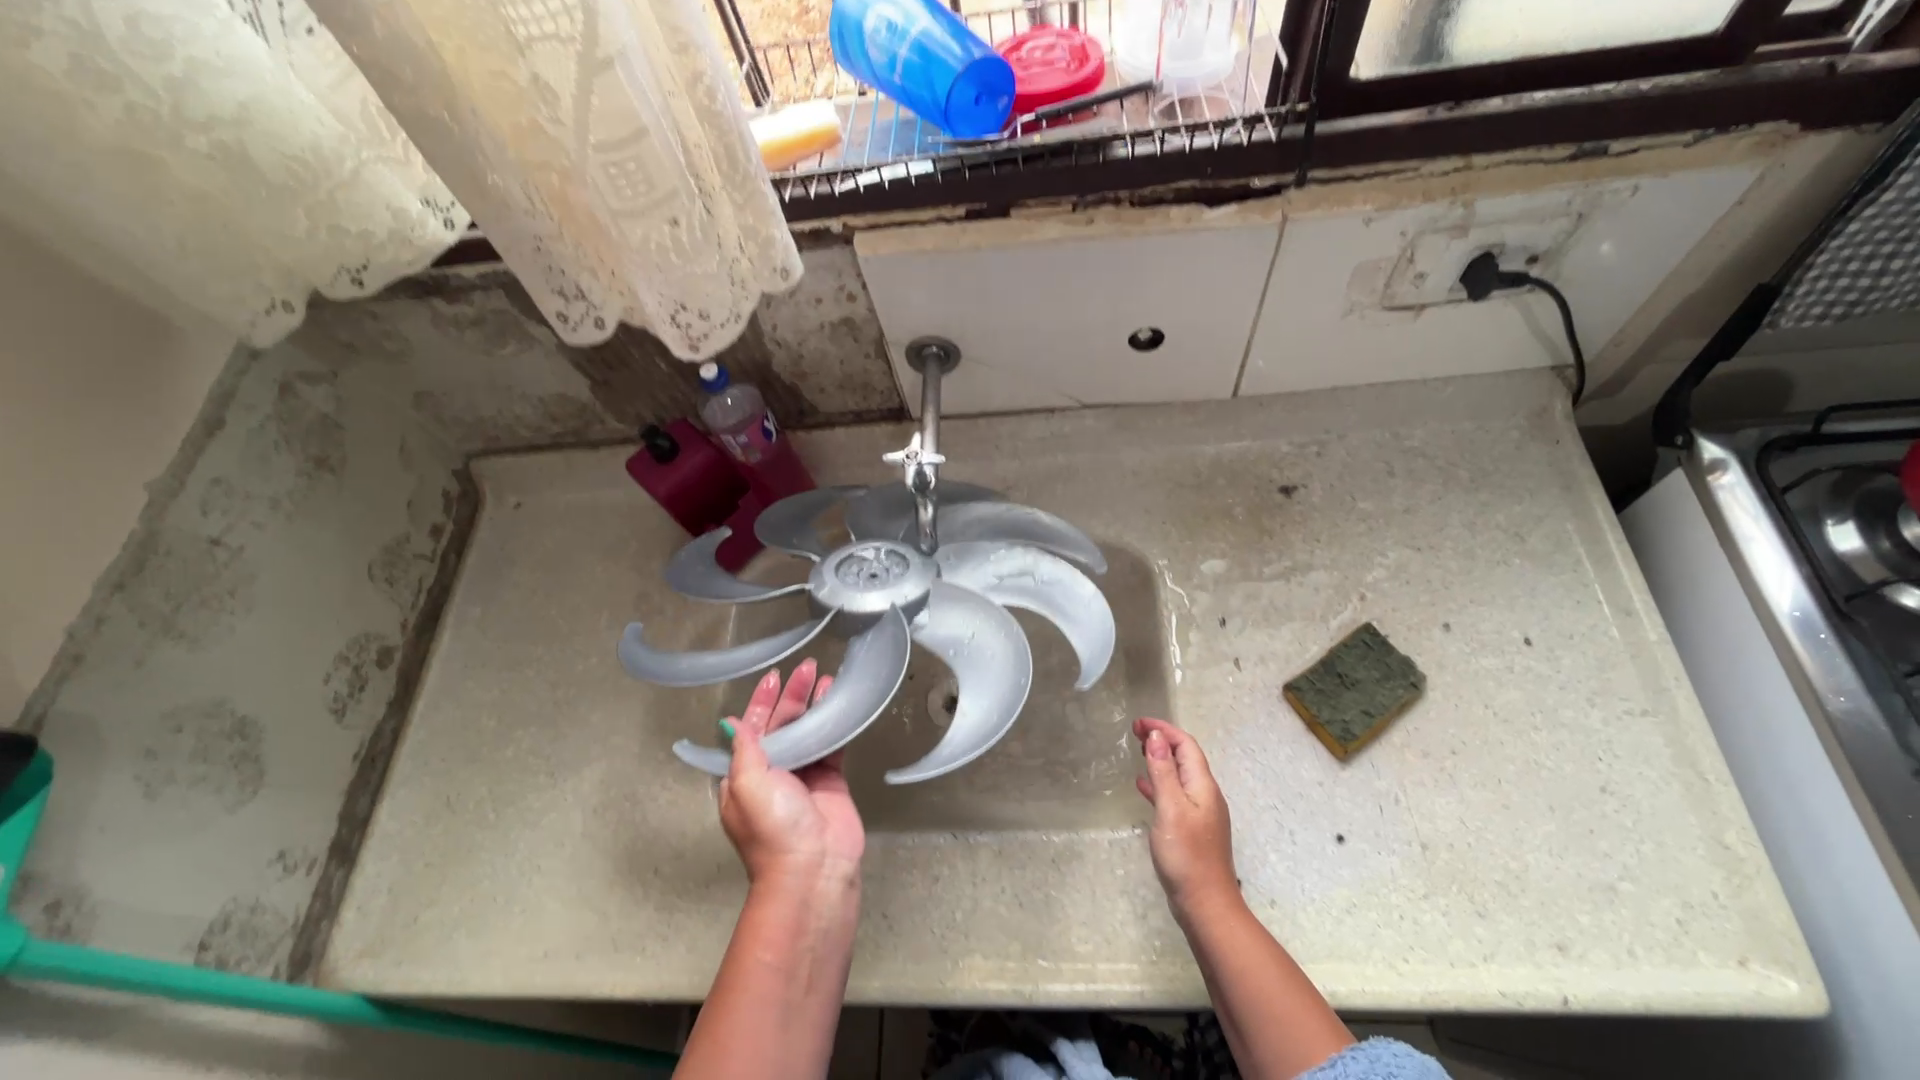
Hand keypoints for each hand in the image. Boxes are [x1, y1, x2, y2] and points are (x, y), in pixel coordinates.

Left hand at [719, 659, 864, 887]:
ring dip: (814, 706)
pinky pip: (832, 746)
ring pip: (808, 732)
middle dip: (791, 697)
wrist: (813, 869)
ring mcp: (803, 777)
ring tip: (826, 677)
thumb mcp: (747, 785)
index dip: (760, 702)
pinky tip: (840, 702)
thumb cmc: (773, 825)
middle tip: (807, 668)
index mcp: (743, 777)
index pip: (750, 730)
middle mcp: (772, 774)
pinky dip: (835, 724)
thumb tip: (730, 722)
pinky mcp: (831, 781)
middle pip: (781, 726)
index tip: (774, 677)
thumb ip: (743, 749)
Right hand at [1134, 717, 1238, 918]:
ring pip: (1179, 776)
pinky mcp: (1192, 830)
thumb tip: (1156, 736)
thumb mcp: (1170, 808)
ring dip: (1160, 760)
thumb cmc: (1186, 855)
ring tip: (1137, 752)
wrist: (1205, 904)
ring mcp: (1201, 814)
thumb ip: (1163, 771)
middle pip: (1185, 758)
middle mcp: (1205, 795)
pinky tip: (1143, 788)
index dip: (1164, 729)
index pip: (1186, 745)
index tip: (1137, 723)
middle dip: (1162, 741)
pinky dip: (1159, 785)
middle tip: (1134, 733)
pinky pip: (1175, 795)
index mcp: (1203, 786)